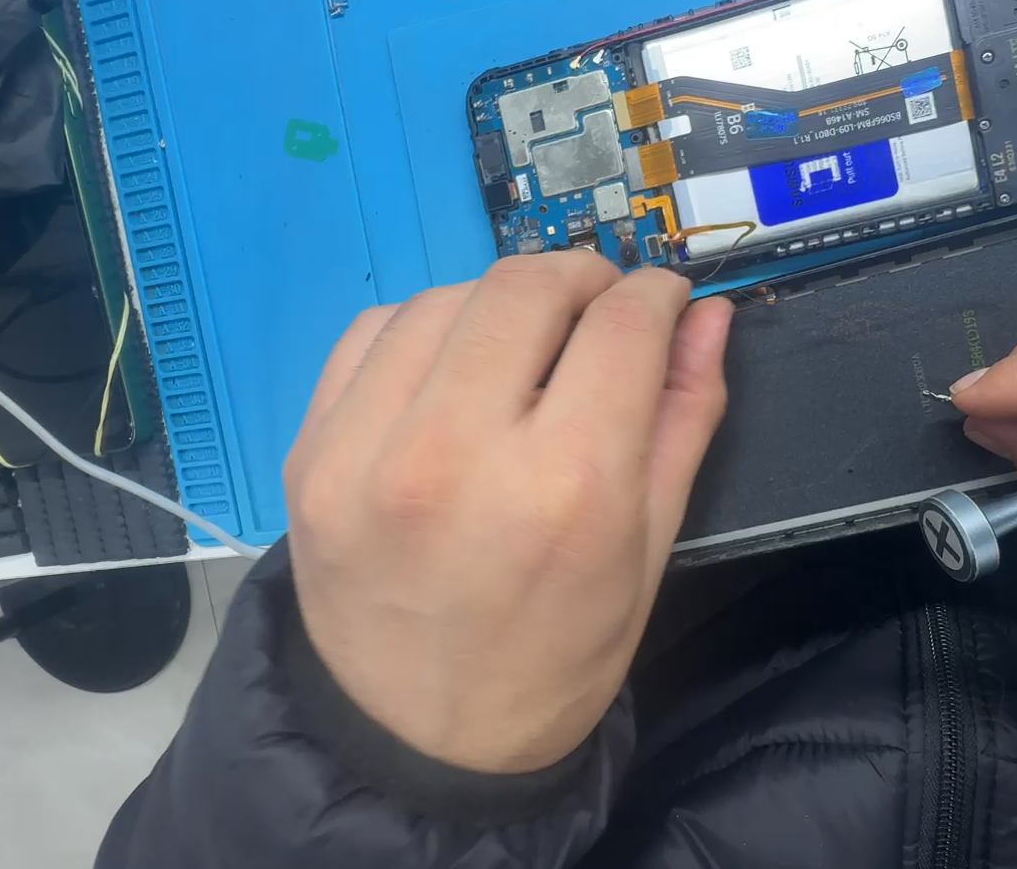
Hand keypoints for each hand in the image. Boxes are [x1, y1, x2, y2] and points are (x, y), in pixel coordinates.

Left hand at [283, 253, 731, 773]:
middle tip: (599, 308)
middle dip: (583, 277)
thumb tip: (707, 317)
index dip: (658, 293)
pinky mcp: (309, 452)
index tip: (663, 299)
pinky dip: (430, 326)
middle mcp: (457, 454)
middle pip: (526, 287)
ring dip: (505, 302)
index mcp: (567, 488)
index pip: (623, 326)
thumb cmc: (561, 647)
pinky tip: (453, 368)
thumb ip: (687, 415)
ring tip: (526, 346)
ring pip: (449, 296)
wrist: (418, 738)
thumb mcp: (653, 544)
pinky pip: (374, 330)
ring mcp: (364, 450)